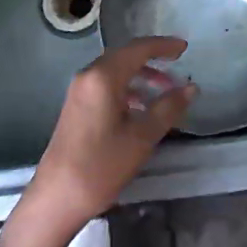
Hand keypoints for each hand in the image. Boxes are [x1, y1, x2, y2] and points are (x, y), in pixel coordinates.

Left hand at [5, 38, 195, 246]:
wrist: (55, 200)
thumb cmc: (101, 165)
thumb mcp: (142, 137)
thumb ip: (168, 107)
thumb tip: (191, 87)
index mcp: (104, 77)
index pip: (138, 49)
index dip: (164, 46)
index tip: (185, 48)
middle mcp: (89, 76)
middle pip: (125, 56)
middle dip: (153, 59)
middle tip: (178, 65)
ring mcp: (79, 92)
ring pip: (116, 72)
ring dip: (142, 76)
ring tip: (165, 91)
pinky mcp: (76, 108)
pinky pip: (107, 86)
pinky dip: (128, 89)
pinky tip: (141, 108)